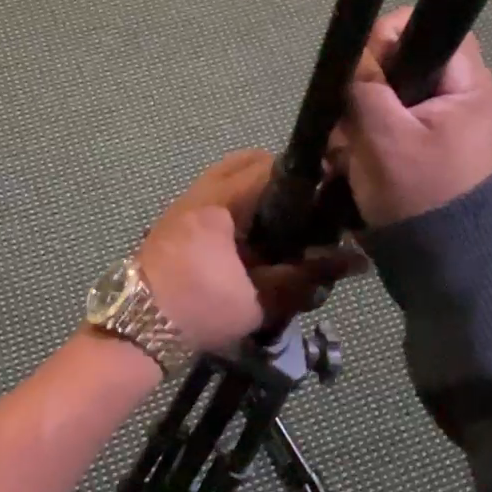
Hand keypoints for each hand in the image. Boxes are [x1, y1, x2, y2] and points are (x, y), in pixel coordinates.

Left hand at [138, 150, 364, 352]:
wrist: (135, 329)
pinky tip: (249, 233)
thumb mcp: (258, 300)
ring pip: (223, 177)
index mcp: (219, 204)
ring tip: (281, 219)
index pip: (269, 168)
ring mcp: (180, 205)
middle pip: (244, 162)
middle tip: (306, 203)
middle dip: (278, 175)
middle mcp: (198, 194)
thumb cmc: (198, 309)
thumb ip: (305, 279)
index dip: (304, 175)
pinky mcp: (172, 222)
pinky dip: (233, 201)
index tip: (330, 190)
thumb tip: (355, 264)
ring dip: (252, 188)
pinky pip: (210, 195)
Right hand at [333, 7, 491, 227]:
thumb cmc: (418, 191)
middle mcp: (460, 98)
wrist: (441, 260)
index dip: (387, 38)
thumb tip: (355, 59)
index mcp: (466, 85)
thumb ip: (366, 86)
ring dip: (361, 119)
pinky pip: (389, 127)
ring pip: (389, 99)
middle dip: (366, 87)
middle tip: (349, 117)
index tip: (361, 70)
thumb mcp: (383, 134)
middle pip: (402, 66)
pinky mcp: (426, 150)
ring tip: (347, 148)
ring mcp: (443, 126)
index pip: (424, 30)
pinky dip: (367, 139)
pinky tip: (352, 161)